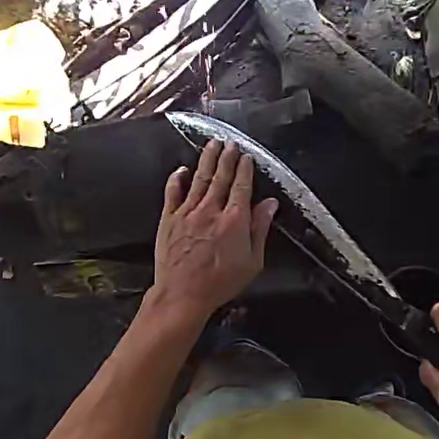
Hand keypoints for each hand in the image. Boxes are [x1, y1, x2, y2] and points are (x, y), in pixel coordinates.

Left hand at [148, 140, 279, 322]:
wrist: (183, 294)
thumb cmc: (219, 282)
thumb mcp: (252, 261)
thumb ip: (260, 229)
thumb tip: (269, 205)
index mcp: (234, 220)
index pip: (242, 186)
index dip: (245, 169)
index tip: (247, 157)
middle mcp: (211, 210)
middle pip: (221, 176)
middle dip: (227, 157)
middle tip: (231, 144)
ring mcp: (188, 212)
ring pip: (199, 178)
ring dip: (207, 160)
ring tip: (212, 145)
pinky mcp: (169, 219)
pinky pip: (173, 192)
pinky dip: (177, 178)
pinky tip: (181, 169)